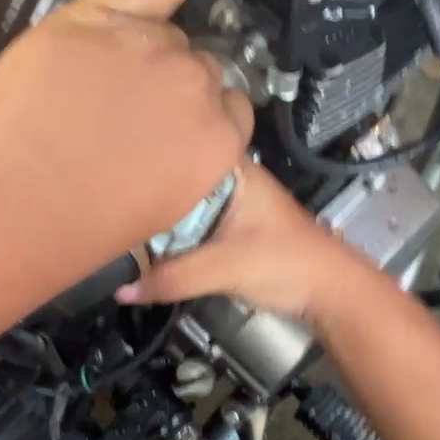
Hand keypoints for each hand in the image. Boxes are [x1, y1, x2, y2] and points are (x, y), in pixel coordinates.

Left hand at [0, 0, 254, 255]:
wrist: (17, 199)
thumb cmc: (83, 224)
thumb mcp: (161, 207)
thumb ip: (186, 162)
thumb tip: (176, 139)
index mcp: (219, 141)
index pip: (231, 107)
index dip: (199, 114)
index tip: (167, 127)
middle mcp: (197, 85)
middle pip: (200, 66)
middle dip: (171, 85)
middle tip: (124, 109)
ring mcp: (151, 45)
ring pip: (166, 33)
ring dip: (144, 49)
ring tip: (98, 79)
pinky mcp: (101, 16)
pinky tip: (133, 2)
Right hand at [117, 161, 378, 328]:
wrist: (331, 292)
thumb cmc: (288, 264)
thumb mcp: (224, 268)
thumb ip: (172, 278)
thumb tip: (122, 290)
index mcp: (235, 172)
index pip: (186, 147)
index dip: (152, 153)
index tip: (114, 162)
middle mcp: (233, 181)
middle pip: (180, 179)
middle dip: (150, 190)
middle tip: (108, 198)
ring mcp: (235, 206)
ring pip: (186, 205)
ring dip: (162, 216)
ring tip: (121, 220)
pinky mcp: (235, 232)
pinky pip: (195, 226)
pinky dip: (177, 235)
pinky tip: (153, 243)